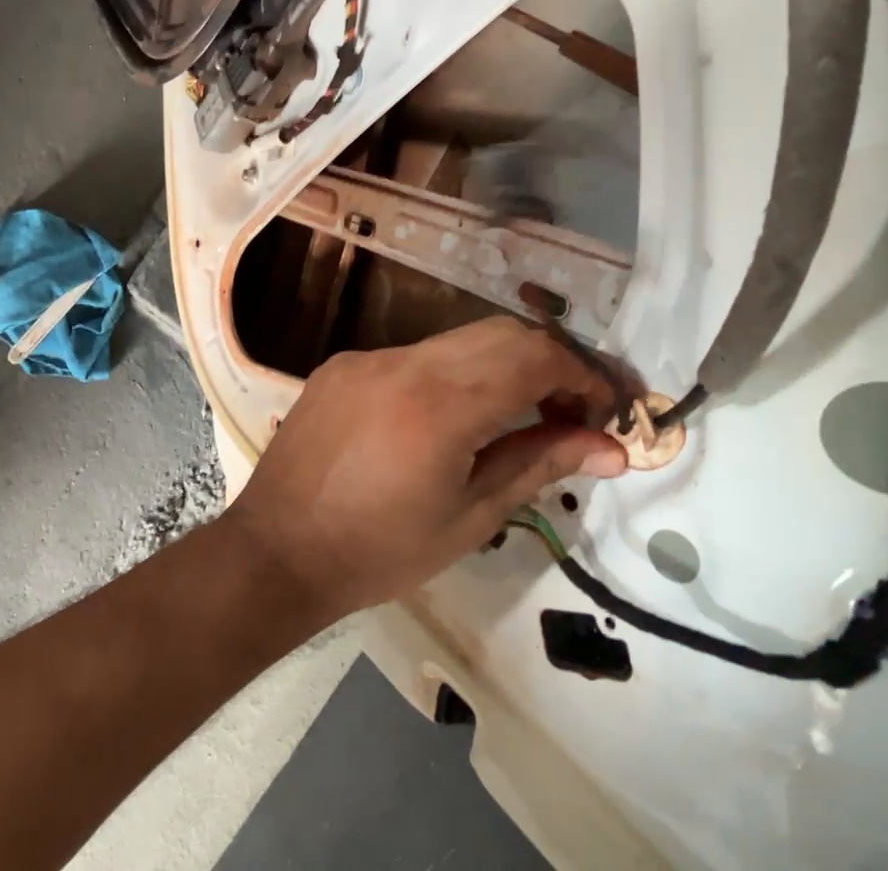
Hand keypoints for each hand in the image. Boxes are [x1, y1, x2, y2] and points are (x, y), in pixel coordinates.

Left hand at [223, 317, 627, 618]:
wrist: (276, 551)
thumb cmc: (378, 552)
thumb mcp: (469, 517)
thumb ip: (537, 465)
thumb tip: (611, 446)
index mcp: (438, 404)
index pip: (535, 357)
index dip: (585, 376)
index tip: (609, 410)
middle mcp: (399, 364)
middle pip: (499, 334)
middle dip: (549, 363)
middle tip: (576, 411)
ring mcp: (362, 361)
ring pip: (453, 342)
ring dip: (499, 366)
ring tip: (522, 415)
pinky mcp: (337, 369)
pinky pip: (410, 357)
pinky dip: (449, 374)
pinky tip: (452, 418)